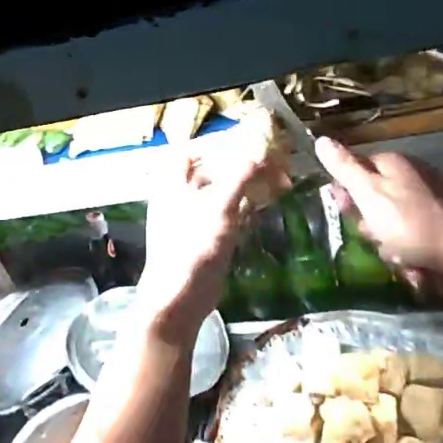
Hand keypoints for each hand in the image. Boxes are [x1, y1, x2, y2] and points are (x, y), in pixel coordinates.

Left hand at [138, 122, 290, 338]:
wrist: (178, 299)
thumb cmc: (194, 248)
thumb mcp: (221, 208)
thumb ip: (240, 177)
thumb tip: (260, 152)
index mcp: (172, 184)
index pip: (190, 151)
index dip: (216, 144)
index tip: (246, 142)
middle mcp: (175, 197)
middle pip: (206, 171)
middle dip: (235, 166)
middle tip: (267, 165)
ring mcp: (186, 220)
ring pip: (215, 194)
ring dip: (240, 188)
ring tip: (271, 185)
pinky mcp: (199, 240)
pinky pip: (220, 216)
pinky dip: (237, 210)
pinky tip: (257, 212)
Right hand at [314, 136, 442, 281]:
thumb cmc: (412, 223)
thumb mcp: (369, 194)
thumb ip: (344, 169)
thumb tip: (321, 139)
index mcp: (393, 164)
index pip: (356, 167)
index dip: (345, 190)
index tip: (342, 209)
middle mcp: (411, 177)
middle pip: (372, 197)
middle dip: (366, 221)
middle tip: (371, 235)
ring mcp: (429, 202)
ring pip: (390, 222)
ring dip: (386, 241)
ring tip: (394, 255)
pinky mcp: (442, 228)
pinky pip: (411, 238)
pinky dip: (407, 252)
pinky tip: (411, 264)